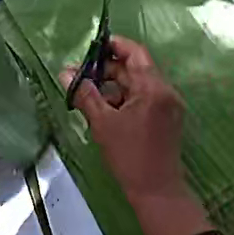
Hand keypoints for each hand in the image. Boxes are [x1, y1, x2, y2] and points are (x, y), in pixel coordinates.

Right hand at [65, 36, 210, 234]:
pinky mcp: (165, 118)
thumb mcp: (102, 123)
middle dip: (107, 69)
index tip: (90, 48)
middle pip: (135, 68)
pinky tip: (104, 110)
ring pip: (137, 85)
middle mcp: (165, 91)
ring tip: (87, 95)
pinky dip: (123, 99)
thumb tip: (65, 73)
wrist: (156, 189)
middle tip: (80, 77)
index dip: (113, 45)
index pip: (135, 53)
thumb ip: (85, 95)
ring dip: (113, 85)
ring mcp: (168, 105)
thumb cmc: (129, 155)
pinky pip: (143, 98)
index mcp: (153, 88)